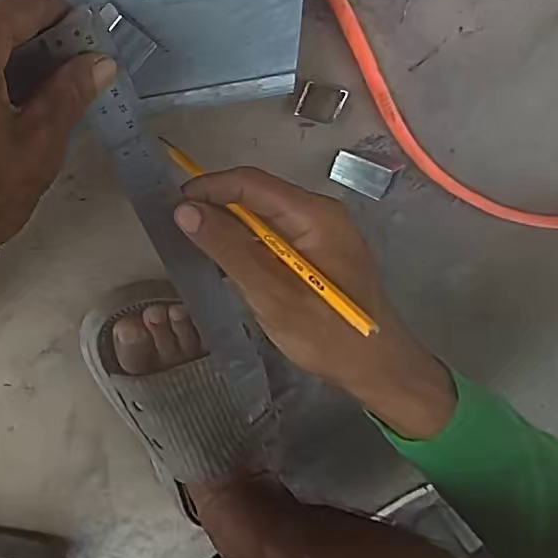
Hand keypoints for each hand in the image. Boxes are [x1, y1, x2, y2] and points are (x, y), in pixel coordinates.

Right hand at [173, 168, 455, 438]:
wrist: (382, 375)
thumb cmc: (331, 337)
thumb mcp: (272, 295)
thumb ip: (228, 248)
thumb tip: (184, 210)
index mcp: (314, 215)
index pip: (249, 183)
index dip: (208, 188)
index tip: (174, 207)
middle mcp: (317, 212)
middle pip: (253, 193)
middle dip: (213, 204)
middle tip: (180, 227)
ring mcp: (316, 230)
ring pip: (257, 212)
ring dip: (225, 222)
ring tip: (195, 242)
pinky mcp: (312, 248)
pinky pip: (267, 231)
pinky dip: (241, 238)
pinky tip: (225, 257)